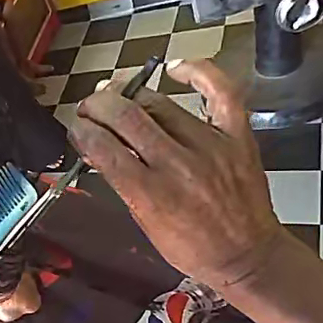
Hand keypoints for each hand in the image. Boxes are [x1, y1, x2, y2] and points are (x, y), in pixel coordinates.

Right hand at [70, 59, 293, 289]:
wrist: (246, 255)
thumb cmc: (189, 247)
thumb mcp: (143, 221)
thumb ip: (122, 182)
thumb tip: (98, 148)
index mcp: (150, 193)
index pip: (102, 146)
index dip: (81, 130)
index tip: (77, 127)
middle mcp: (177, 164)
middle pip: (126, 115)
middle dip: (98, 105)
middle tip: (90, 107)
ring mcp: (210, 145)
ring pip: (160, 103)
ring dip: (130, 94)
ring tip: (118, 95)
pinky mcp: (236, 135)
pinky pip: (220, 91)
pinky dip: (198, 72)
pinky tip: (174, 67)